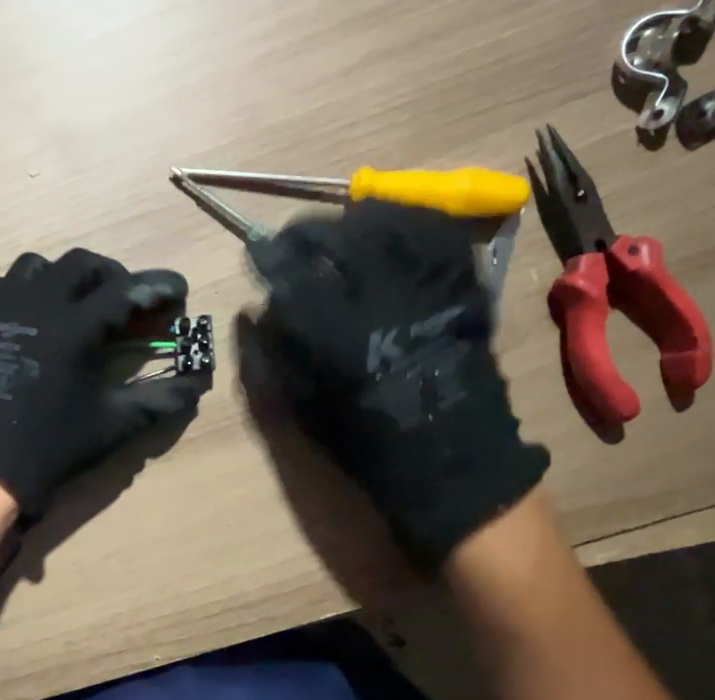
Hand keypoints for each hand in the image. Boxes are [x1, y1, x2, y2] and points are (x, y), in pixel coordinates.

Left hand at [0, 249, 209, 517]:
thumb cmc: (57, 444)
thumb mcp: (116, 424)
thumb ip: (161, 399)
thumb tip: (198, 383)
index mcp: (76, 328)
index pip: (126, 290)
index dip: (157, 286)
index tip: (178, 290)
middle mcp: (40, 305)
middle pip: (83, 265)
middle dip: (114, 276)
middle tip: (129, 302)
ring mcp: (5, 309)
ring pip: (40, 266)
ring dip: (68, 277)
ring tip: (82, 302)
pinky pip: (6, 283)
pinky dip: (28, 288)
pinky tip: (40, 313)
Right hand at [251, 200, 549, 567]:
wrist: (451, 460)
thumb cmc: (369, 445)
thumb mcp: (306, 412)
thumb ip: (273, 361)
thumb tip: (253, 315)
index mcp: (338, 338)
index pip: (294, 275)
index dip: (271, 258)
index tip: (260, 254)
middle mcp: (382, 302)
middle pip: (340, 238)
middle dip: (309, 233)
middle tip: (293, 240)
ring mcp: (427, 289)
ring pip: (388, 226)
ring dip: (355, 223)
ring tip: (339, 232)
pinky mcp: (461, 288)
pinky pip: (434, 239)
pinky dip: (408, 227)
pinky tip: (390, 235)